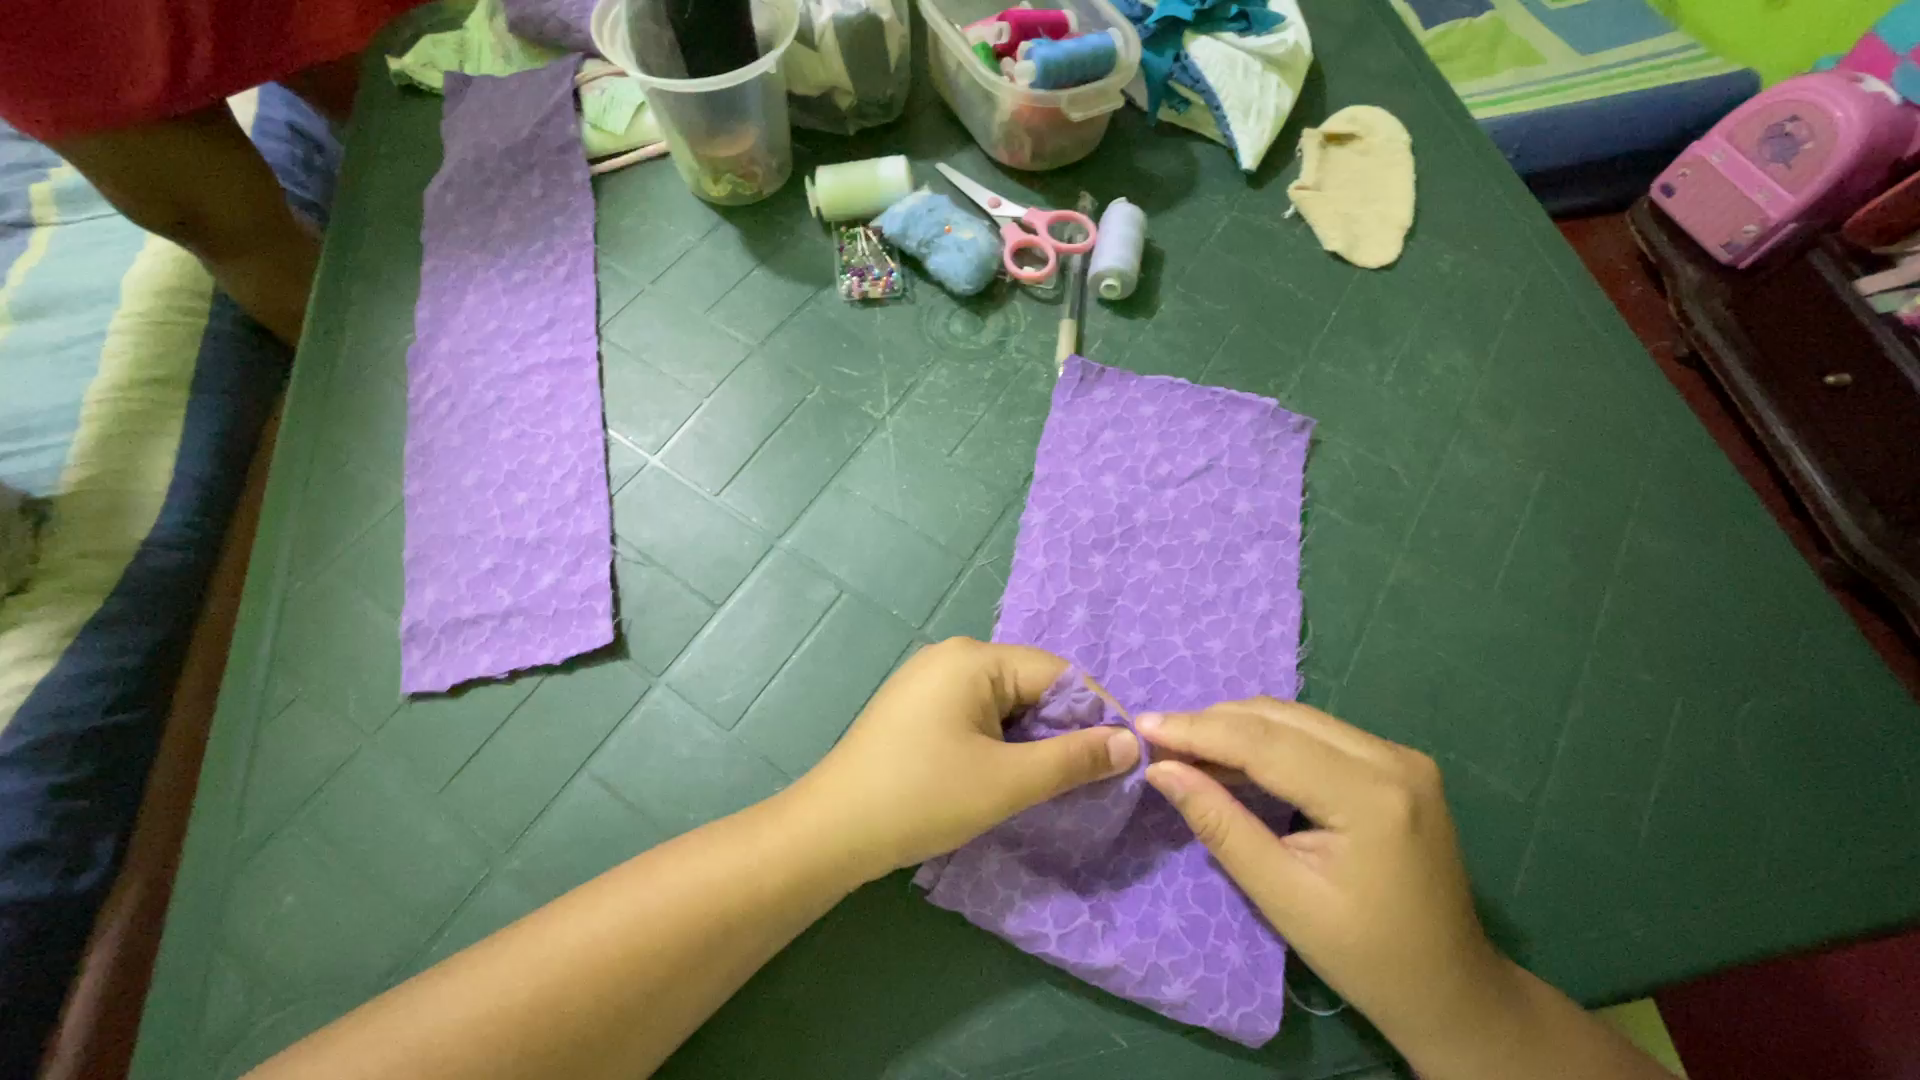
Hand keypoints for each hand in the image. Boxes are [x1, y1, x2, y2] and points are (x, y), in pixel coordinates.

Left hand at [794, 638, 1139, 880]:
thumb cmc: (923, 797)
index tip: (1125, 757)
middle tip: (1093, 775)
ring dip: (1033, 738)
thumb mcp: (1007, 781)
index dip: (1096, 712)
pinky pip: (977, 714)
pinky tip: (1009, 774)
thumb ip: (1073, 759)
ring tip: (1056, 780)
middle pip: (1030, 684)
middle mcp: (952, 658)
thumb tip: (1131, 742)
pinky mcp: (916, 709)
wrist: (832, 831)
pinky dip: (1002, 741)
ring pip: (1004, 702)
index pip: (1057, 673)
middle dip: (1064, 727)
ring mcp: (929, 681)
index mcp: (974, 659)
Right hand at [1137, 698, 1514, 1047]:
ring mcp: (1400, 757)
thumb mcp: (1281, 894)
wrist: (1450, 986)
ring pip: (1297, 718)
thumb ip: (1220, 824)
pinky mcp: (1396, 763)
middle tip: (1157, 742)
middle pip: (1281, 718)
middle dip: (1212, 724)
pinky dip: (1268, 740)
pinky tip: (1233, 759)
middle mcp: (1392, 758)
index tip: (1142, 725)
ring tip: (1185, 749)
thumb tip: (1161, 770)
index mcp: (1370, 796)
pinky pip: (1316, 733)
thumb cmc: (1363, 954)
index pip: (1265, 741)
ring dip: (1237, 728)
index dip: (1198, 730)